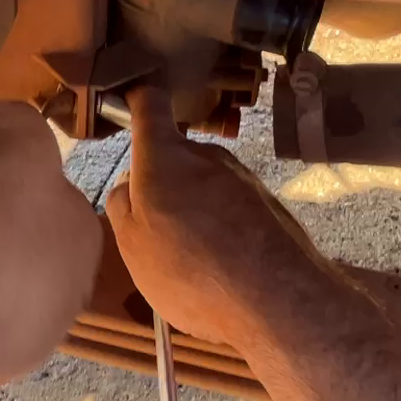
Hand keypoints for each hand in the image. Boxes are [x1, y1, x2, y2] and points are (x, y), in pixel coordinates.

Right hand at [105, 87, 322, 343]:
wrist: (279, 300)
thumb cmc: (189, 269)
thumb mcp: (131, 245)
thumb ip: (122, 206)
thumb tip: (129, 184)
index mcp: (165, 156)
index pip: (150, 105)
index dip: (137, 100)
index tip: (129, 103)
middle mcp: (206, 155)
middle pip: (176, 153)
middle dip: (162, 179)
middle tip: (155, 224)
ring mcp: (241, 177)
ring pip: (203, 182)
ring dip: (193, 206)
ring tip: (191, 256)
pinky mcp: (268, 203)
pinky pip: (230, 206)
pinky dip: (220, 226)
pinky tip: (221, 266)